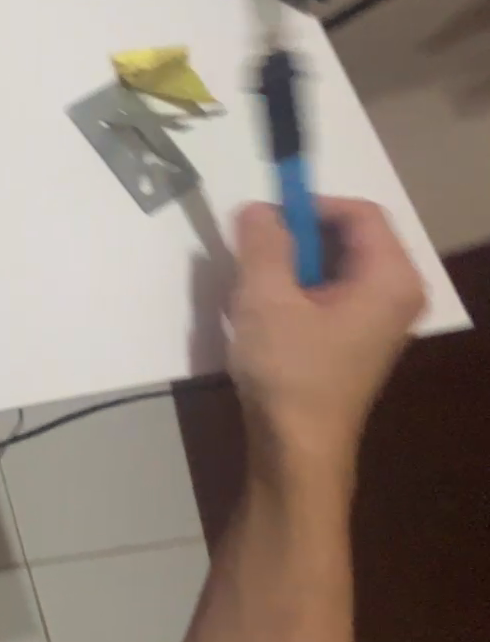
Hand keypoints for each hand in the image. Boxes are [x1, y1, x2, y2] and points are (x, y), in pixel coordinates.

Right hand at [228, 198, 424, 478]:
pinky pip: (323, 292)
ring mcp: (375, 316)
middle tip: (246, 258)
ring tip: (248, 292)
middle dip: (292, 240)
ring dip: (284, 268)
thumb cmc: (288, 368)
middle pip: (346, 239)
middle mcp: (394, 291)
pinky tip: (260, 315)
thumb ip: (263, 249)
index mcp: (389, 278)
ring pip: (329, 267)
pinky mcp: (351, 335)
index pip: (360, 215)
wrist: (296, 436)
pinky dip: (289, 291)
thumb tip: (256, 207)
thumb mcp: (265, 302)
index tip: (258, 217)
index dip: (309, 205)